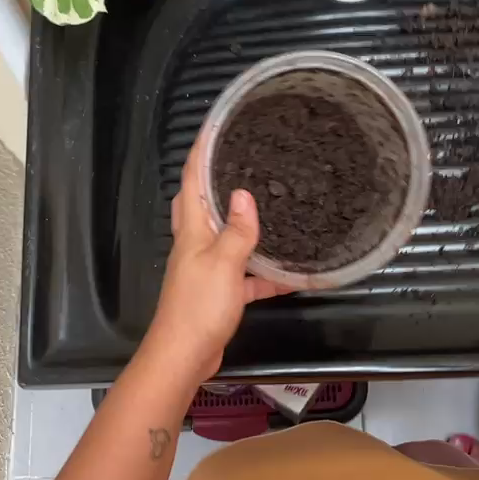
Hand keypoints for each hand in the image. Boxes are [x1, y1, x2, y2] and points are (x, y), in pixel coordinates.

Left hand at [141, 135, 292, 381]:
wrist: (184, 357)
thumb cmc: (199, 307)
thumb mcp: (223, 264)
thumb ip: (236, 231)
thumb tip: (243, 194)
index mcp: (192, 230)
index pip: (192, 178)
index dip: (201, 149)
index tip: (216, 123)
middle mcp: (196, 244)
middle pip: (204, 202)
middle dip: (218, 177)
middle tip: (245, 157)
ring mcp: (208, 269)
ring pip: (228, 237)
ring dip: (247, 224)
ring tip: (274, 204)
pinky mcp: (220, 293)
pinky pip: (246, 275)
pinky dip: (266, 273)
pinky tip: (293, 274)